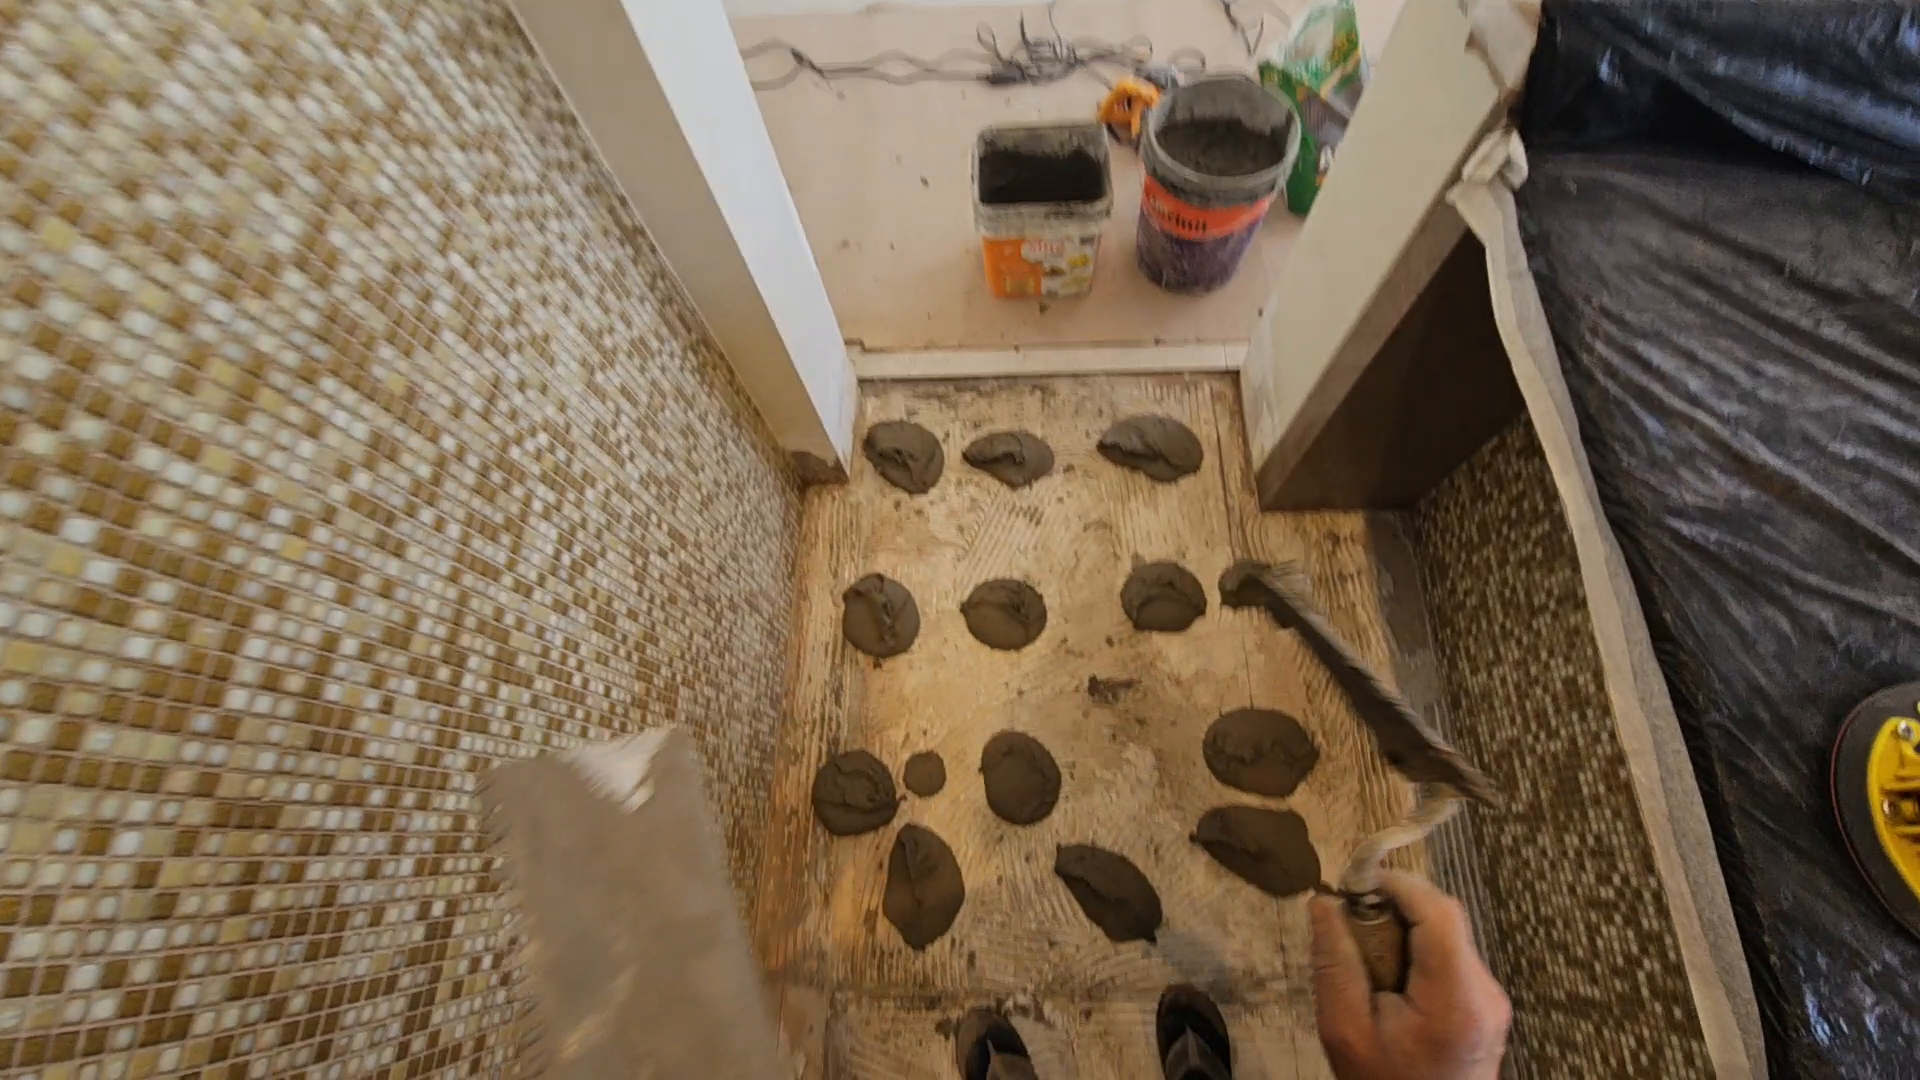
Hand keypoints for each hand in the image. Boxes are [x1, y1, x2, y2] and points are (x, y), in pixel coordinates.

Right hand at [1309, 871, 1510, 1079]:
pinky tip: (1385, 970)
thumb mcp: (1343, 1026)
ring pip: (1444, 928)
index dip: (1397, 884)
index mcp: (1456, 1000)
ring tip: (1362, 950)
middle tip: (1348, 919)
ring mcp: (1490, 998)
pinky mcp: (1484, 1003)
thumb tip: (1324, 900)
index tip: (1352, 884)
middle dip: (1392, 903)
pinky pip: (1446, 949)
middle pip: (1442, 916)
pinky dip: (1412, 943)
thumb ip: (1334, 960)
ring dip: (1400, 923)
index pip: (1439, 913)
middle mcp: (1485, 992)